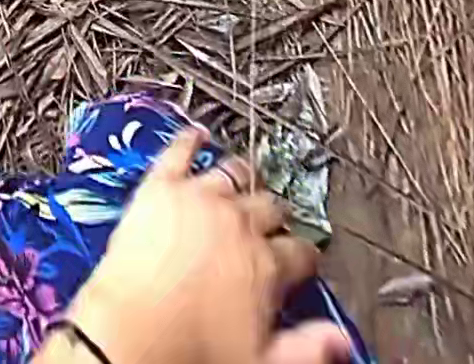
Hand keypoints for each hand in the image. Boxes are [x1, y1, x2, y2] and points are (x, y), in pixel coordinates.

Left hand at [41, 128, 350, 363]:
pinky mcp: (161, 184)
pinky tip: (196, 133)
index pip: (300, 251)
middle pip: (267, 205)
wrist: (135, 328)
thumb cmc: (194, 348)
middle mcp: (236, 221)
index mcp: (265, 263)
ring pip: (229, 173)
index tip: (301, 255)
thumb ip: (306, 348)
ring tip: (245, 172)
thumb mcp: (263, 360)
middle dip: (273, 212)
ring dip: (240, 174)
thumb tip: (338, 341)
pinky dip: (189, 139)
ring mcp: (198, 196)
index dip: (303, 254)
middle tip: (271, 215)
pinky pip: (179, 151)